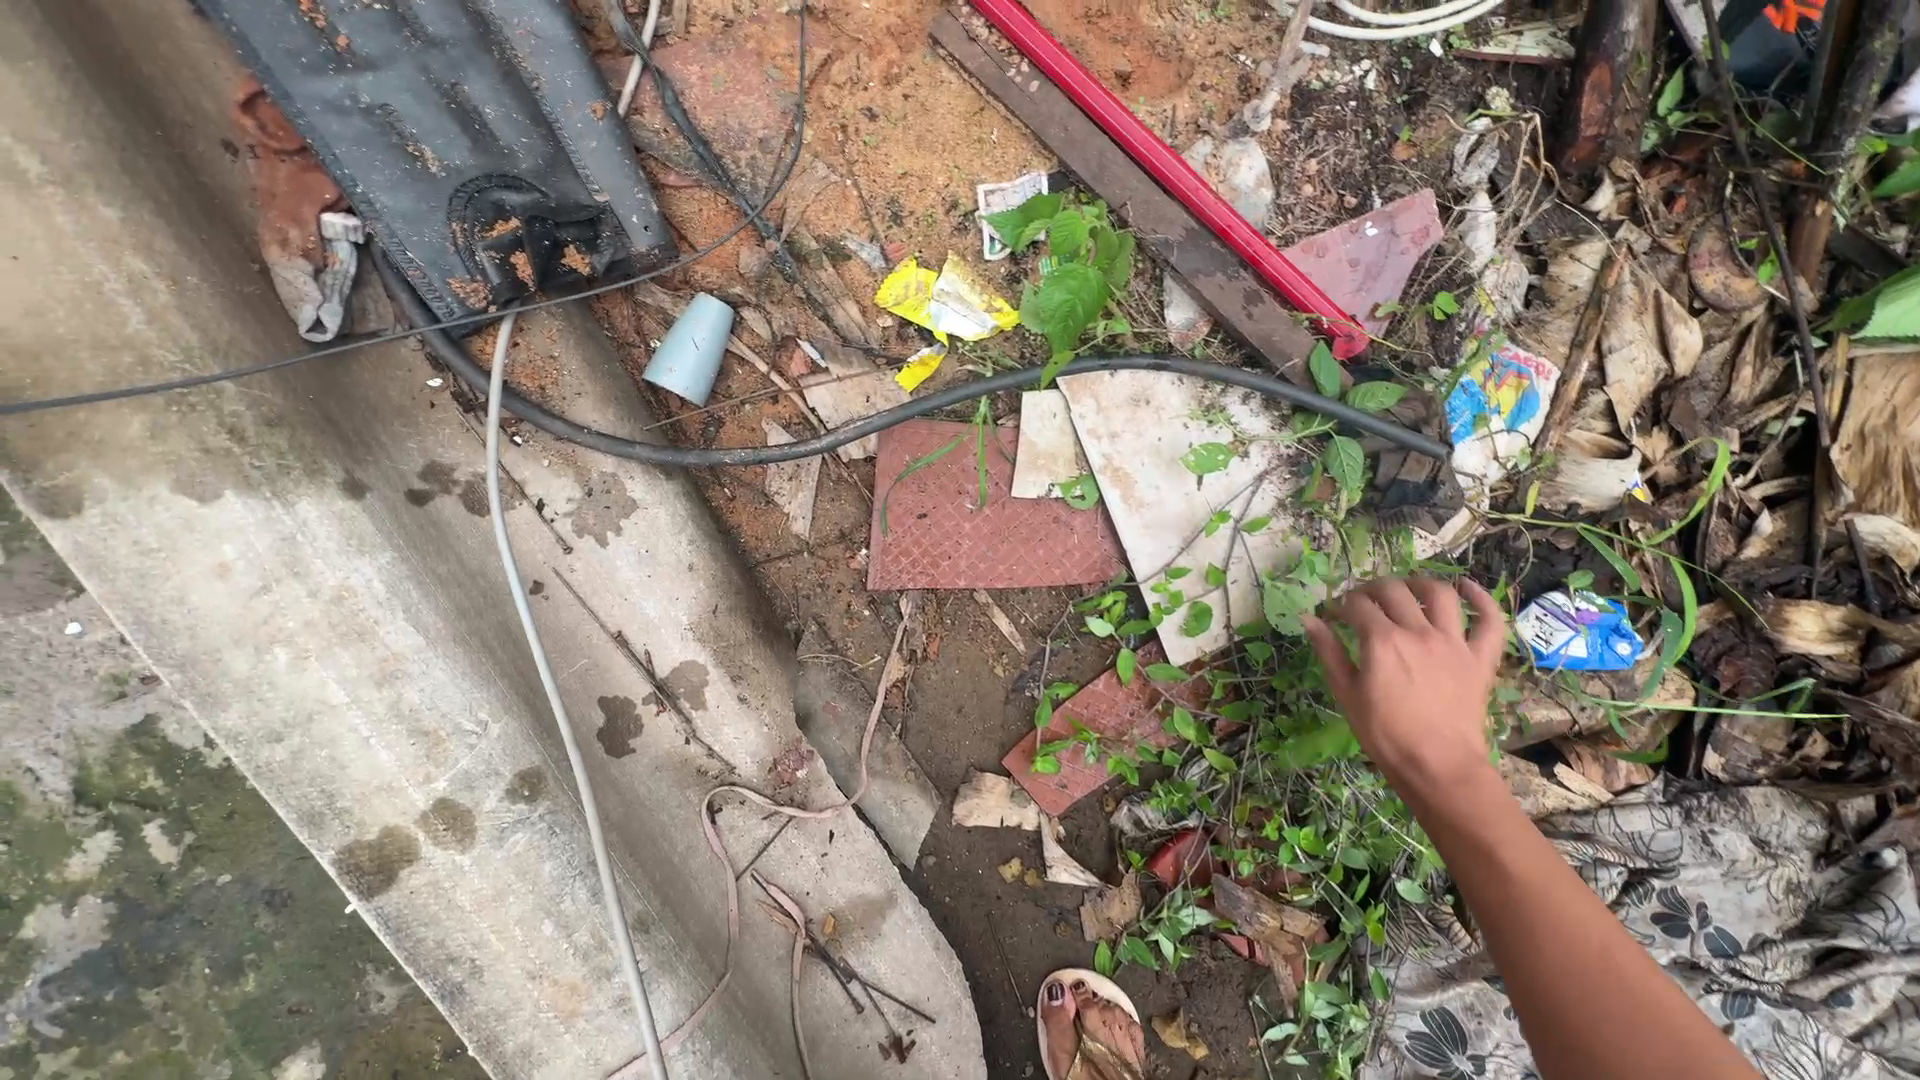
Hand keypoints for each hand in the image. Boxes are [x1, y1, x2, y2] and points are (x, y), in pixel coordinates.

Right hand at [1302, 577, 1506, 791]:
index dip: (1340, 606)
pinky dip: (1481, 598)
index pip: (1356, 605)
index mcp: (1381, 641)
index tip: (1333, 616)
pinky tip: (1467, 587)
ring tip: (1407, 589)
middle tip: (1362, 602)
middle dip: (1371, 589)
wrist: (1437, 765)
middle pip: (1393, 591)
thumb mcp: (1346, 693)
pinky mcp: (1480, 658)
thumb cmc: (1384, 733)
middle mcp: (1418, 632)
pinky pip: (1490, 620)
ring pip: (1439, 594)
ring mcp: (1453, 642)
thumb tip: (1309, 618)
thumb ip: (1328, 651)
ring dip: (1419, 583)